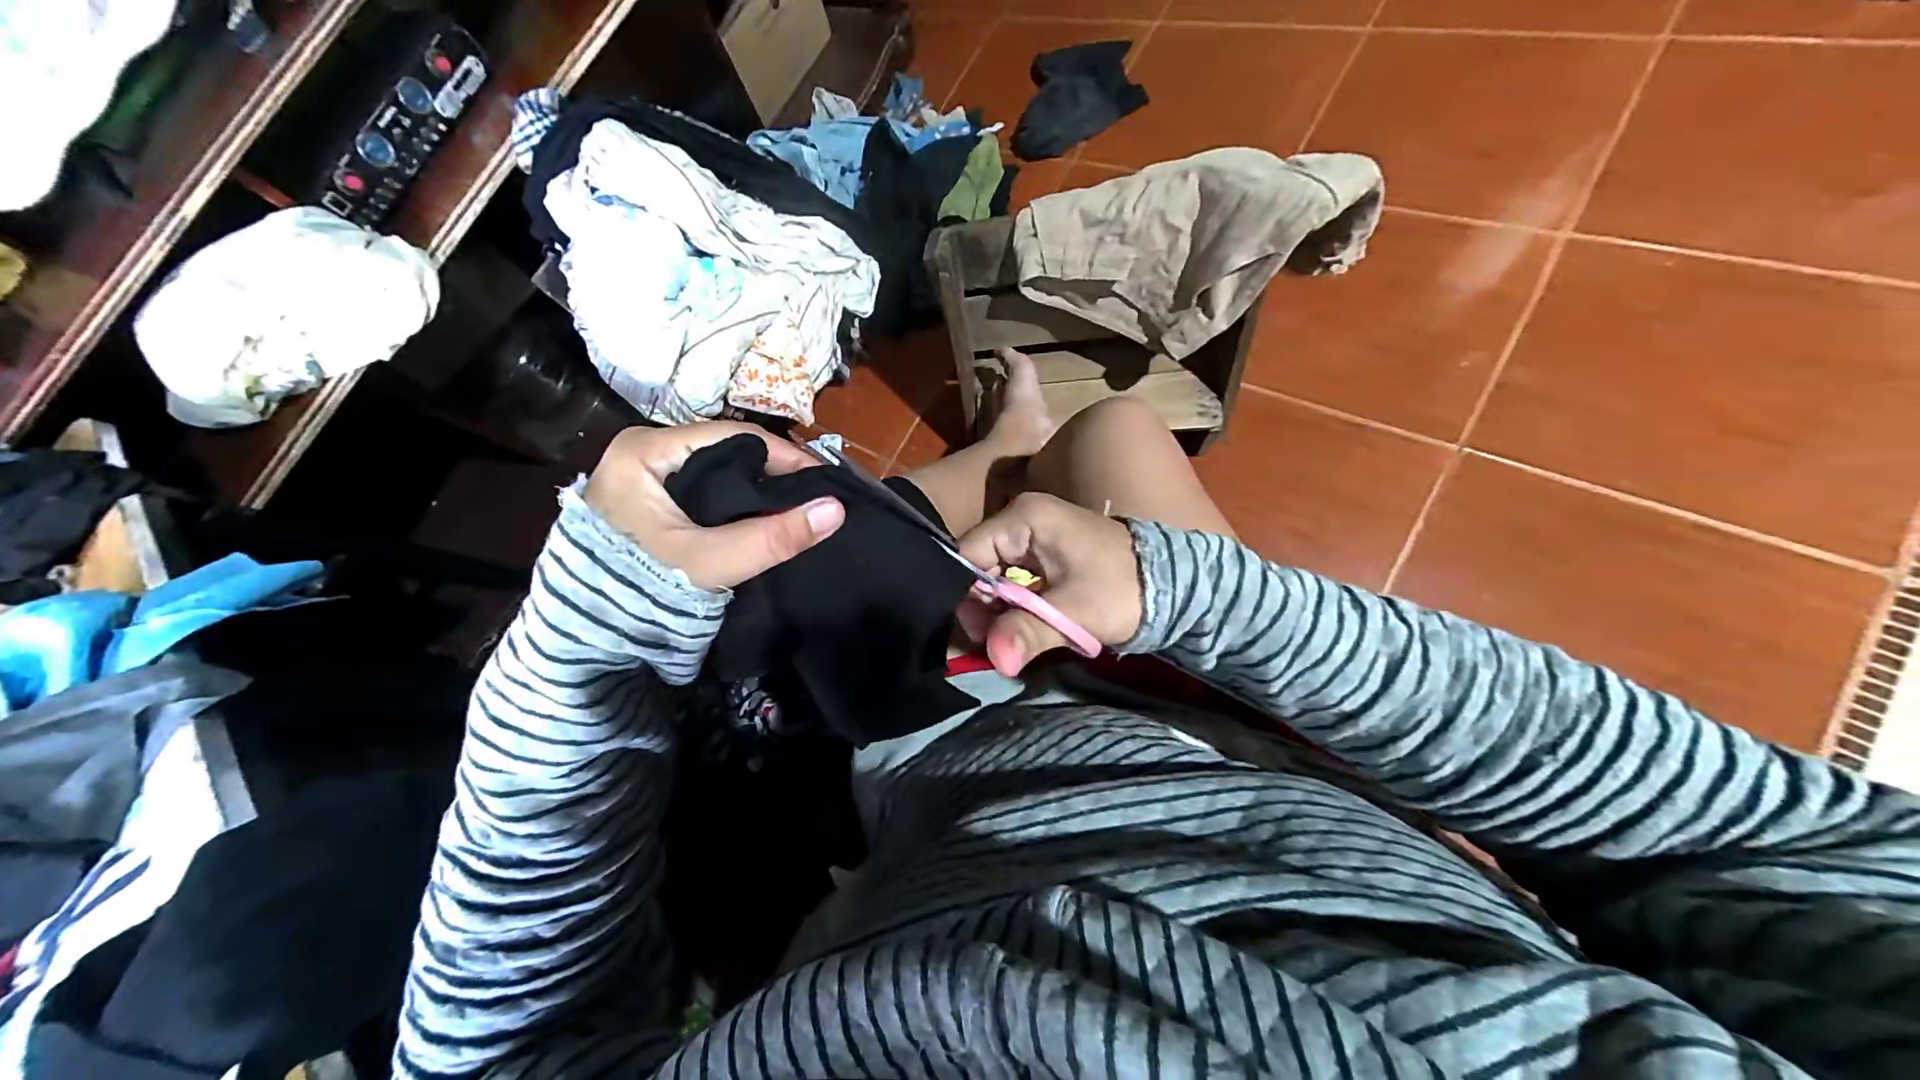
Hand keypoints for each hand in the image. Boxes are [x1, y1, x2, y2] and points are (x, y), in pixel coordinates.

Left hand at [584, 423, 843, 589]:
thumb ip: (773, 537)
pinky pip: (703, 486)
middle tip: (813, 493)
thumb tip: (837, 509)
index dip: (784, 455)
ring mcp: (641, 474)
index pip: (731, 435)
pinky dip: (733, 497)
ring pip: (716, 468)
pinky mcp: (646, 498)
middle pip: (724, 449)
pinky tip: (759, 513)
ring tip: (794, 504)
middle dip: (772, 470)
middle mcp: (641, 450)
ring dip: (754, 485)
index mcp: (645, 450)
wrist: (588, 633)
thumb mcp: (712, 561)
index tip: (822, 479)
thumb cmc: (643, 587)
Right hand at [955, 492, 1141, 675]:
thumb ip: (1029, 630)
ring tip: (1008, 641)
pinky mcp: (1046, 555)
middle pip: (978, 565)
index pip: (968, 553)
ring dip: (999, 612)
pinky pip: (1014, 581)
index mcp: (1025, 518)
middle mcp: (1023, 518)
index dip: (966, 595)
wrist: (1174, 586)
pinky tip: (1019, 629)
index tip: (978, 634)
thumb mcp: (1075, 612)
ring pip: (995, 576)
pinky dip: (1014, 607)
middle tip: (993, 645)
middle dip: (983, 608)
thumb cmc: (1123, 589)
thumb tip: (997, 659)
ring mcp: (1035, 536)